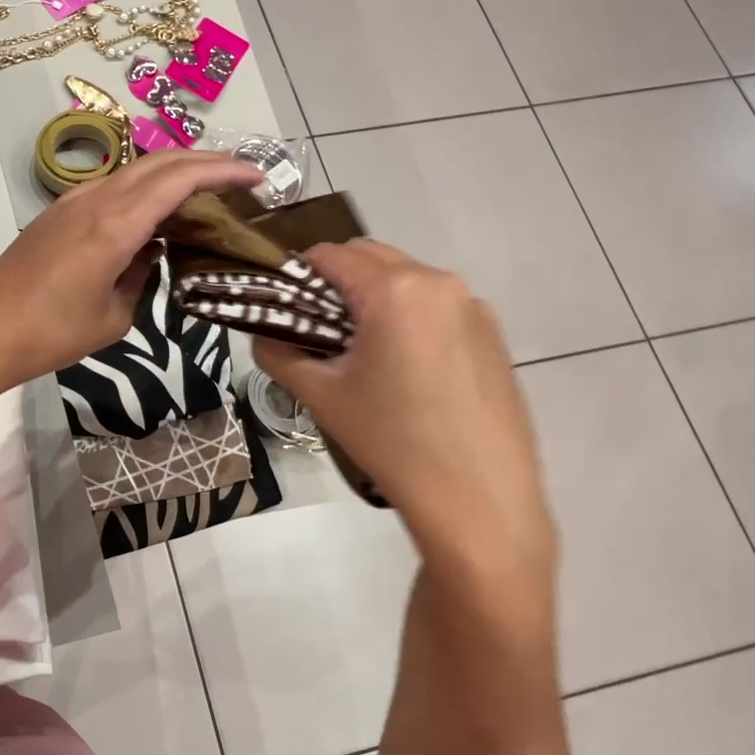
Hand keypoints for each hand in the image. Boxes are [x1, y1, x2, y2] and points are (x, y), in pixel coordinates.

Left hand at [0, 150, 265, 395]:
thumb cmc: (53, 335)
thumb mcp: (115, 316)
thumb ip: (143, 275)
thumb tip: (152, 250)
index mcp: (115, 224)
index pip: (179, 179)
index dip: (222, 172)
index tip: (257, 176)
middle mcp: (94, 200)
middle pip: (157, 163)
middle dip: (204, 162)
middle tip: (240, 176)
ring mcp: (69, 202)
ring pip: (131, 171)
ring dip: (170, 172)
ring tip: (204, 190)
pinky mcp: (54, 214)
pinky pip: (108, 188)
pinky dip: (140, 189)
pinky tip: (152, 211)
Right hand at [253, 242, 553, 571]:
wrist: (480, 500)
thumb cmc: (391, 441)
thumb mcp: (320, 394)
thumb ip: (277, 352)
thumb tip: (260, 333)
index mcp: (394, 290)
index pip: (329, 254)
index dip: (295, 274)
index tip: (280, 307)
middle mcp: (439, 283)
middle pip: (369, 257)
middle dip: (334, 281)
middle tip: (313, 328)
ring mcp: (473, 307)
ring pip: (403, 279)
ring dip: (371, 297)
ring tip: (357, 351)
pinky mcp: (493, 334)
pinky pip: (434, 305)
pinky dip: (406, 316)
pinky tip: (400, 369)